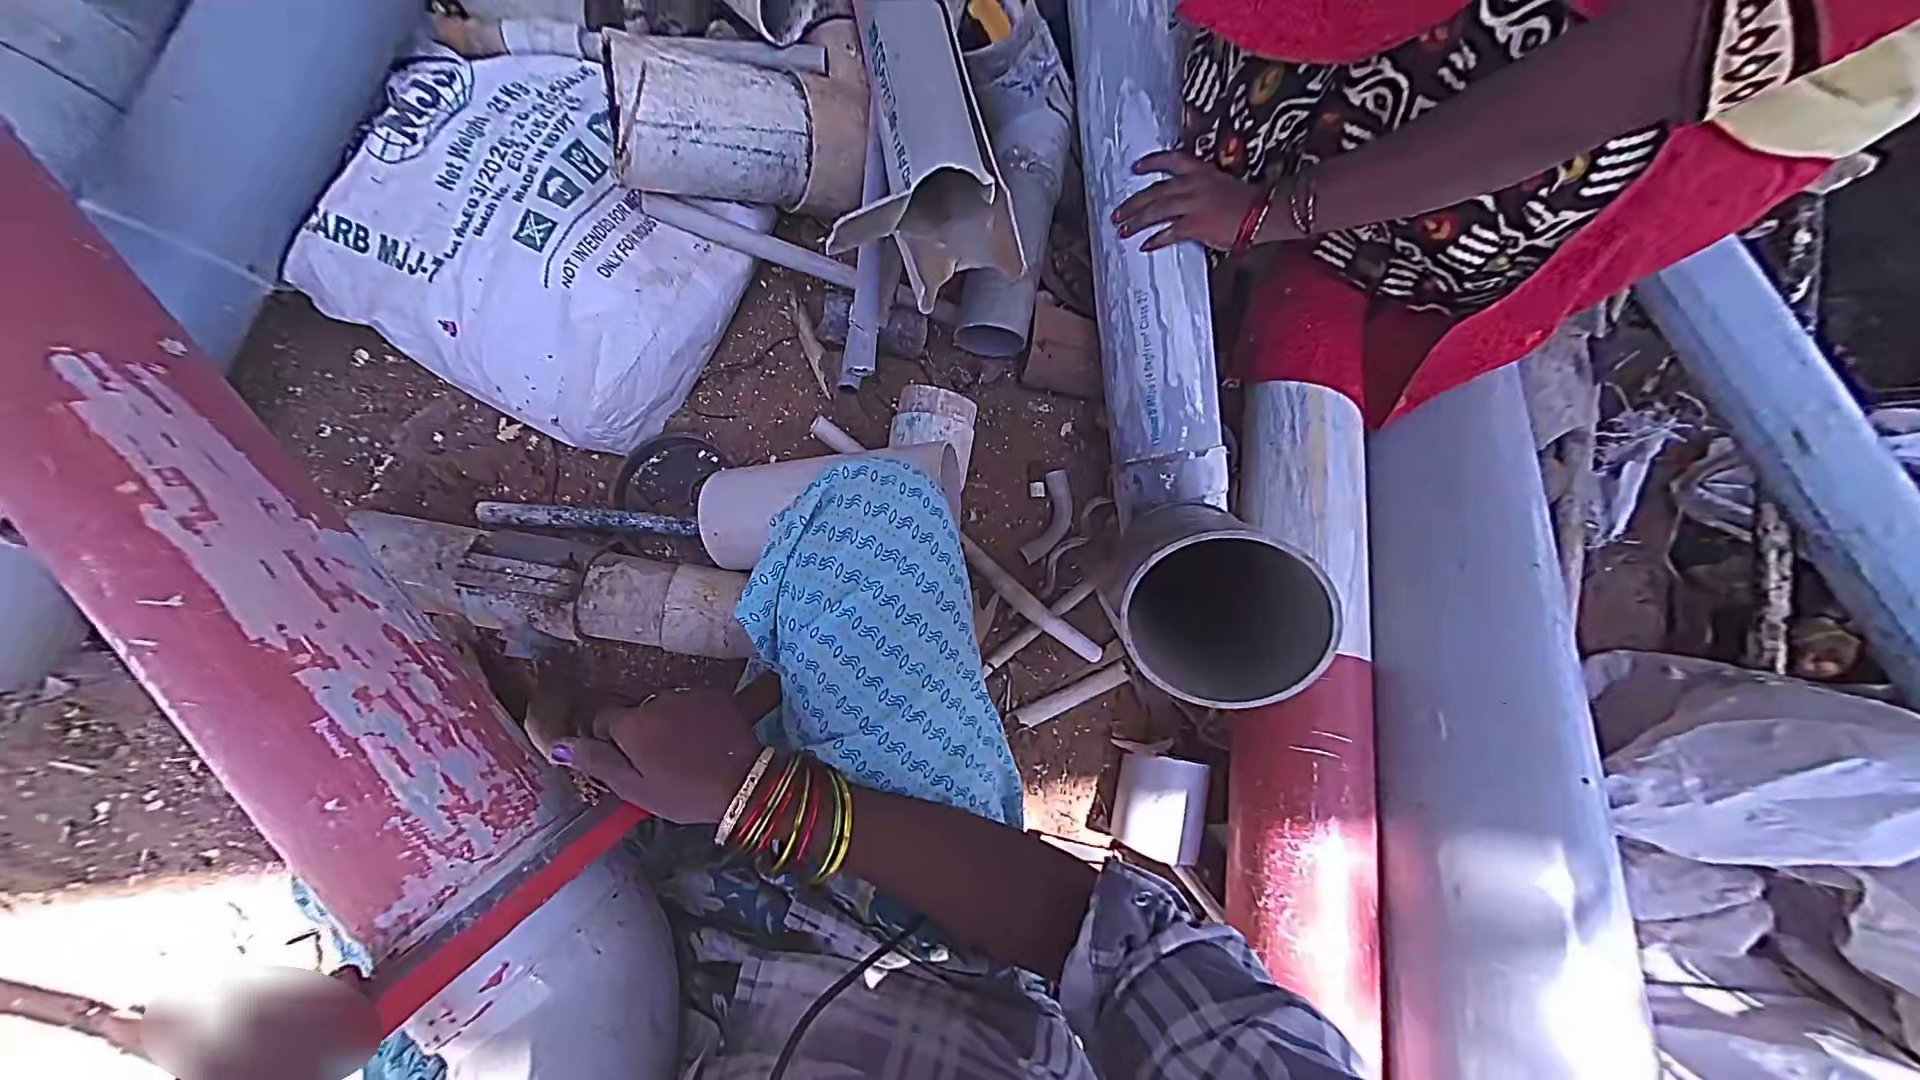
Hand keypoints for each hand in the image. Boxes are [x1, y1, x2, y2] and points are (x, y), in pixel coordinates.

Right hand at [549, 688, 762, 823]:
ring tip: (684, 751)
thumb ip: (595, 762)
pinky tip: (703, 739)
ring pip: (665, 706)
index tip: (627, 762)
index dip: (610, 742)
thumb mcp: (633, 787)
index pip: (604, 719)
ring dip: (666, 721)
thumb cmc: (682, 792)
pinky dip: (692, 715)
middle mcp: (660, 699)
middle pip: (636, 711)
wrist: (743, 781)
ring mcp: (691, 693)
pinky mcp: (716, 694)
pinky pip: (691, 702)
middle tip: (657, 761)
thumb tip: (557, 745)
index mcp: (633, 723)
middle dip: (640, 731)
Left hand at [1113, 151, 1269, 251]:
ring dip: (1136, 222)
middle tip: (1117, 214)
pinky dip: (1155, 240)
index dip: (1151, 163)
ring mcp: (1192, 205)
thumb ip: (1197, 189)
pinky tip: (1145, 245)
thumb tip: (1182, 202)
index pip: (1171, 161)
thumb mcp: (1219, 184)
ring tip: (1123, 230)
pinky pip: (1168, 233)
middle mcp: (1192, 185)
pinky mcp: (1194, 226)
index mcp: (1199, 171)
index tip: (1135, 167)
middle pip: (1154, 192)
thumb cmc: (1243, 200)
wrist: (1261, 211)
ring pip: (1156, 212)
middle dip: (1133, 204)